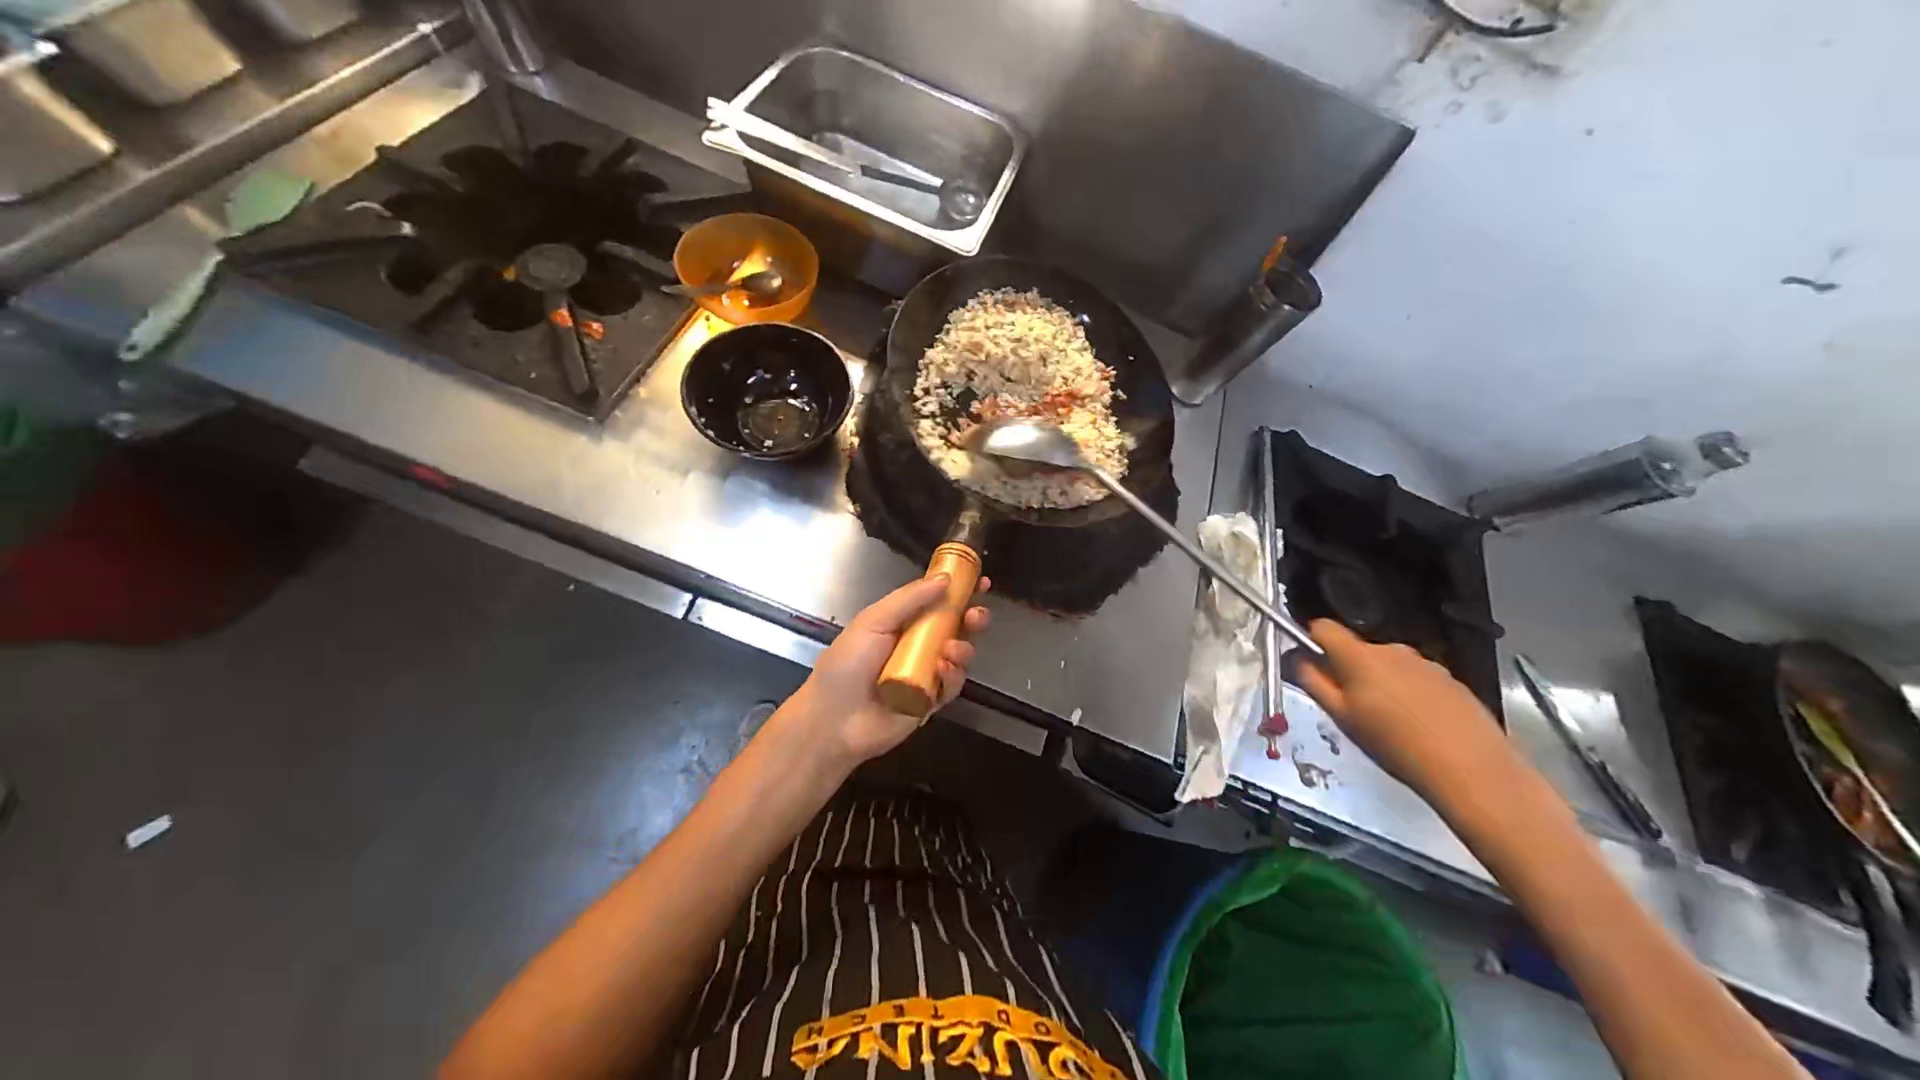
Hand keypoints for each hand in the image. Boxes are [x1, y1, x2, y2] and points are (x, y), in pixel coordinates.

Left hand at [768, 574, 990, 774]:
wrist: (832, 721)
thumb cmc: (846, 665)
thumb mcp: (872, 622)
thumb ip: (908, 599)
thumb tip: (945, 578)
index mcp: (901, 622)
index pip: (936, 601)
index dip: (959, 590)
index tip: (981, 581)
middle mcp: (916, 645)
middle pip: (956, 627)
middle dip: (972, 618)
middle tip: (976, 615)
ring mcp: (926, 674)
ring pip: (960, 655)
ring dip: (963, 648)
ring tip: (951, 649)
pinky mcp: (932, 701)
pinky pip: (953, 685)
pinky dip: (953, 675)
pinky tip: (941, 671)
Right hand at [1294, 619, 1521, 805]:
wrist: (1473, 770)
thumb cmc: (1395, 745)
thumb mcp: (1342, 718)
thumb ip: (1313, 682)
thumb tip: (1298, 659)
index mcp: (1359, 657)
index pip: (1323, 627)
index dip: (1311, 640)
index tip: (1310, 664)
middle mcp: (1392, 651)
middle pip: (1356, 650)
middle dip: (1347, 671)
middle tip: (1351, 709)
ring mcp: (1425, 663)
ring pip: (1387, 666)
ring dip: (1379, 684)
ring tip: (1389, 724)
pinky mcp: (1450, 680)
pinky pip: (1415, 679)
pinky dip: (1408, 694)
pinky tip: (1418, 726)